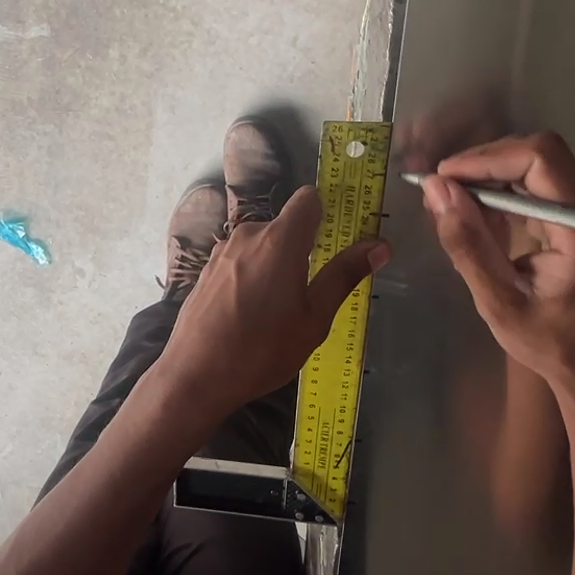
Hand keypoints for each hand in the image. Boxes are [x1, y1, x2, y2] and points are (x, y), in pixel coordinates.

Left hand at [156, 187, 389, 428]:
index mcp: (280, 240)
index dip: (327, 213)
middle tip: (311, 290)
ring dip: (275, 265)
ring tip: (279, 309)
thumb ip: (344, 276)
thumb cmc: (262, 350)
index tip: (338, 239)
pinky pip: (239, 261)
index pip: (308, 199)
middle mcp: (248, 235)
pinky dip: (252, 276)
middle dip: (302, 249)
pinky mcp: (205, 270)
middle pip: (285, 226)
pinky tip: (250, 313)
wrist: (194, 375)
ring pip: (261, 245)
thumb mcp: (314, 319)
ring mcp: (221, 251)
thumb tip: (380, 246)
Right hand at [420, 132, 574, 392]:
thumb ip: (467, 242)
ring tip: (453, 207)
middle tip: (440, 193)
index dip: (485, 159)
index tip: (442, 179)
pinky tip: (482, 220)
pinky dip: (507, 196)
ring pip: (538, 169)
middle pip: (538, 157)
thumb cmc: (554, 343)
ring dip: (492, 182)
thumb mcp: (498, 300)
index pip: (538, 159)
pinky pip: (544, 189)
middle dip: (483, 168)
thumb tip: (435, 189)